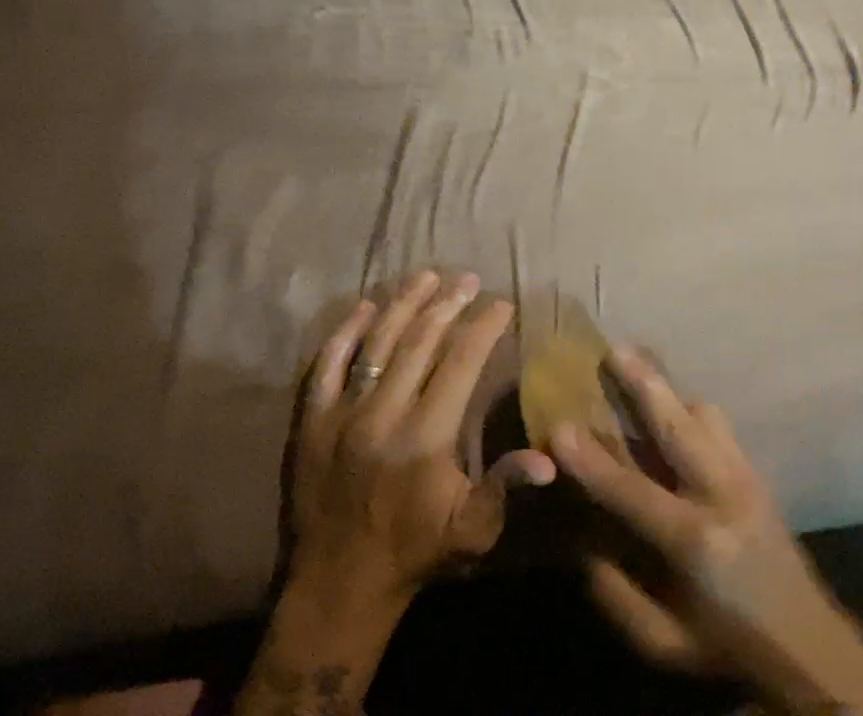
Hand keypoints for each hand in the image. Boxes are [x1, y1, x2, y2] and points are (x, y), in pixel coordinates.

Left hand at [234, 271, 556, 715]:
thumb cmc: (416, 552)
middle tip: (468, 279)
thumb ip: (507, 486)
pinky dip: (344, 334)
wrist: (336, 586)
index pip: (459, 364)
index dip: (483, 329)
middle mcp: (382, 415)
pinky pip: (324, 366)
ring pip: (374, 345)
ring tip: (425, 276)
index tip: (502, 305)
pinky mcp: (310, 423)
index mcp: (425, 437)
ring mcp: (340, 416)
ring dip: (402, 306)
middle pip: (418, 343)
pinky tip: (364, 308)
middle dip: (447, 306)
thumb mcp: (472, 529)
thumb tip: (552, 457)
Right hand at [552, 347, 862, 714]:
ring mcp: (748, 478)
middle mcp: (725, 496)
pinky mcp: (760, 474)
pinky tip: (673, 408)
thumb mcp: (661, 640)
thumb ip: (615, 592)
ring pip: (708, 416)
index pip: (631, 490)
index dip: (591, 460)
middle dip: (644, 385)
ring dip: (670, 390)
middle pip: (680, 427)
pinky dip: (692, 410)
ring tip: (639, 368)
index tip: (559, 427)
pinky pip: (722, 428)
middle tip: (613, 349)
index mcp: (696, 541)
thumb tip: (582, 539)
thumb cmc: (726, 643)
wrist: (805, 640)